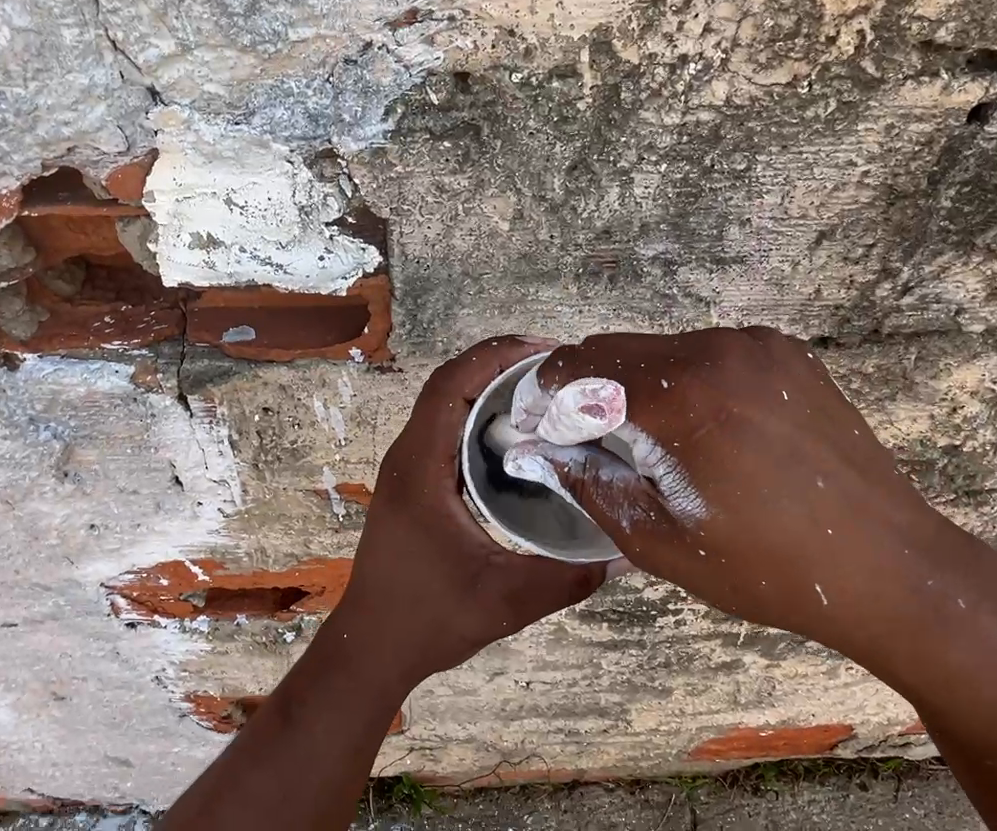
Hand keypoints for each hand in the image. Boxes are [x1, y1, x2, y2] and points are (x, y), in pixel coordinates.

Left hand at [330, 336, 610, 683]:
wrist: (372, 645)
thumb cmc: (428, 618)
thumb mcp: (505, 601)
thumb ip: (567, 578)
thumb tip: (624, 553)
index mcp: (421, 467)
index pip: (451, 385)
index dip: (495, 356)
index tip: (547, 351)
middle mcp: (408, 456)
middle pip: (449, 384)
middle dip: (499, 364)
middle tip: (557, 368)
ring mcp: (407, 469)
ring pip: (445, 404)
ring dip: (488, 387)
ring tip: (544, 392)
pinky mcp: (413, 483)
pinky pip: (446, 429)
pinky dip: (479, 416)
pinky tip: (518, 436)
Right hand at [507, 327, 971, 661]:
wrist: (889, 568)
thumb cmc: (766, 566)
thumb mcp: (658, 540)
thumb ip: (589, 481)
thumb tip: (539, 447)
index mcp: (682, 397)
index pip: (582, 368)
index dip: (546, 392)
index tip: (534, 421)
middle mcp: (717, 351)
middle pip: (617, 350)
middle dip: (584, 387)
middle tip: (577, 434)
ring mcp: (758, 346)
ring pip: (661, 348)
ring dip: (633, 383)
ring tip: (640, 438)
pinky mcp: (786, 353)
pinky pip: (707, 352)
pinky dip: (682, 378)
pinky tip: (697, 426)